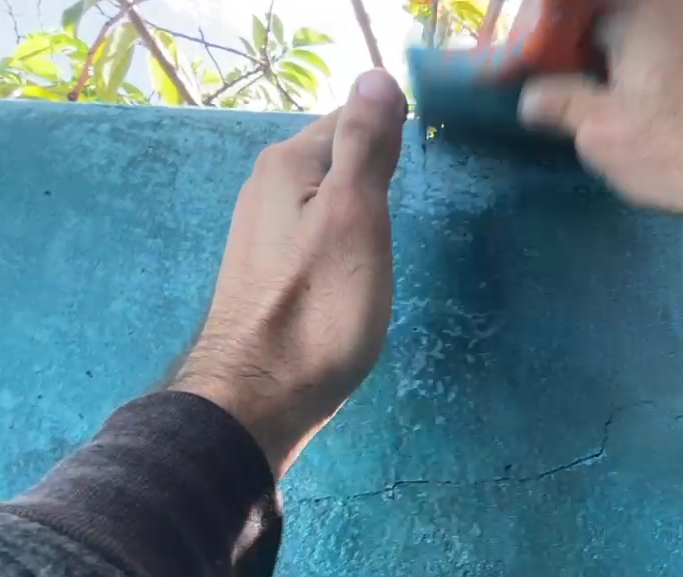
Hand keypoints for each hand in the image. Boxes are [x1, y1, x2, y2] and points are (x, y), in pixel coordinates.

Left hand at [170, 69, 407, 475]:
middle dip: (370, 171)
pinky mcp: (268, 279)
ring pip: (321, 203)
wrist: (261, 395)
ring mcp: (262, 237)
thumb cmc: (319, 308)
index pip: (347, 119)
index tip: (421, 163)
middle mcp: (266, 191)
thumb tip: (377, 76)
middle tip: (410, 200)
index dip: (386, 134)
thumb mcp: (354, 218)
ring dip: (355, 210)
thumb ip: (366, 148)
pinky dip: (339, 244)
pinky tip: (354, 274)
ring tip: (387, 238)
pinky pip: (312, 240)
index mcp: (289, 166)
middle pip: (331, 161)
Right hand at [518, 0, 682, 251]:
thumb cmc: (682, 150)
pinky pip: (661, 40)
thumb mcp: (602, 134)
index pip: (560, 7)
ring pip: (631, 25)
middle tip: (541, 83)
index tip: (508, 71)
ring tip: (581, 98)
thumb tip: (532, 98)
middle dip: (563, 42)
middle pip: (598, 11)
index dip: (527, 38)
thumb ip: (558, 105)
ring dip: (600, 55)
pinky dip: (634, 62)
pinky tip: (628, 100)